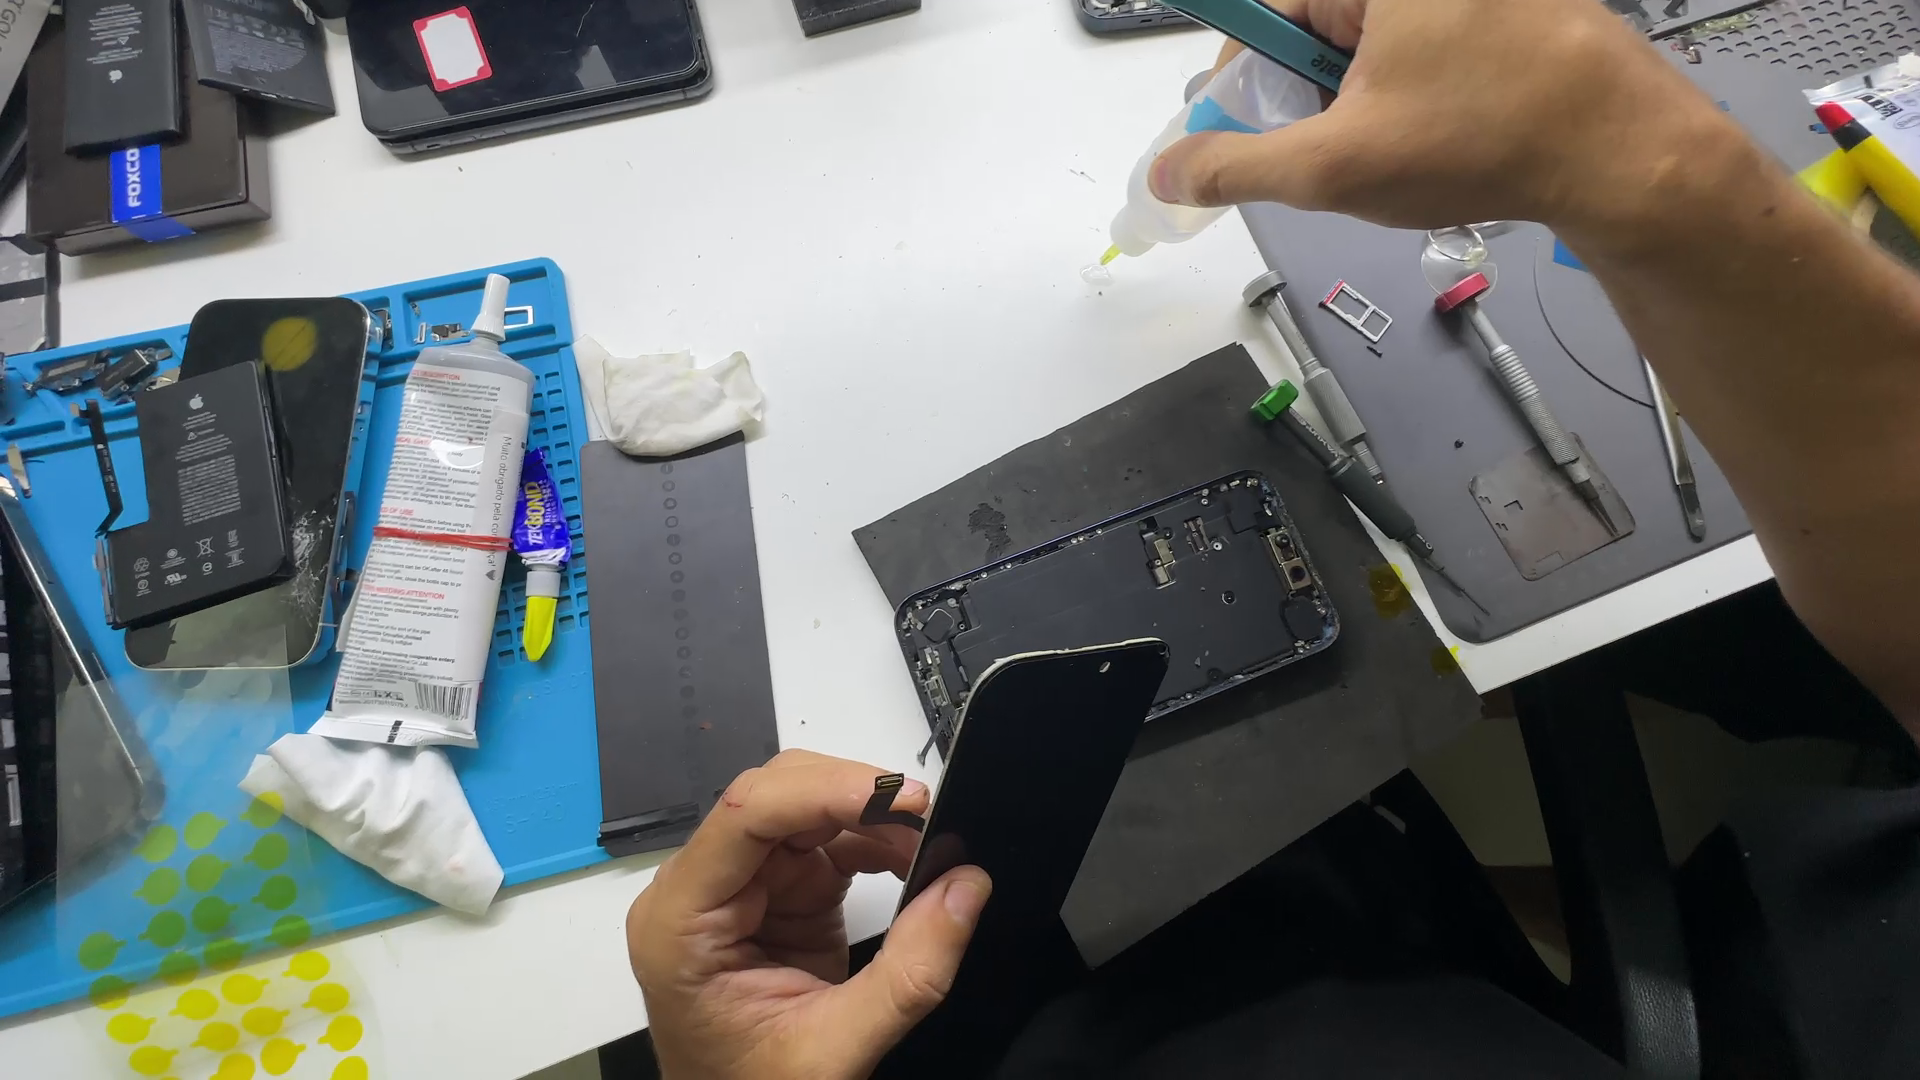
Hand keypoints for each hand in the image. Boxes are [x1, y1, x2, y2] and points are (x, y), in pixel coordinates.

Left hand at [626, 750, 992, 1079]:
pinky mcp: (780, 882)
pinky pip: (830, 834)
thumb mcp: (832, 1055)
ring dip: (874, 814)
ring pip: (808, 801)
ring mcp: (743, 879)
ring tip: (927, 844)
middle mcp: (702, 884)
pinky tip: (910, 858)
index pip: (747, 813)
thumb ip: (906, 976)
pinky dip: (877, 837)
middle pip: (777, 792)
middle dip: (856, 794)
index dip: (826, 789)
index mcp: (682, 921)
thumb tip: (967, 886)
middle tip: (923, 815)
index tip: (900, 799)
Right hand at [1151, 0, 1745, 236]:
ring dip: (1339, 106)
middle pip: (1308, 29)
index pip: (1264, 13)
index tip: (1231, 139)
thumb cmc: (1472, 142)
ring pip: (1356, 45)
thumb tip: (1165, 171)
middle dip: (1294, 101)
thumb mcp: (1328, 167)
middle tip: (1311, 158)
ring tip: (1371, 153)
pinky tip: (1408, 137)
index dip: (1235, 81)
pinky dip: (1383, 96)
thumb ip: (1232, 168)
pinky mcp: (1490, 9)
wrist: (1613, 152)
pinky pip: (1403, 46)